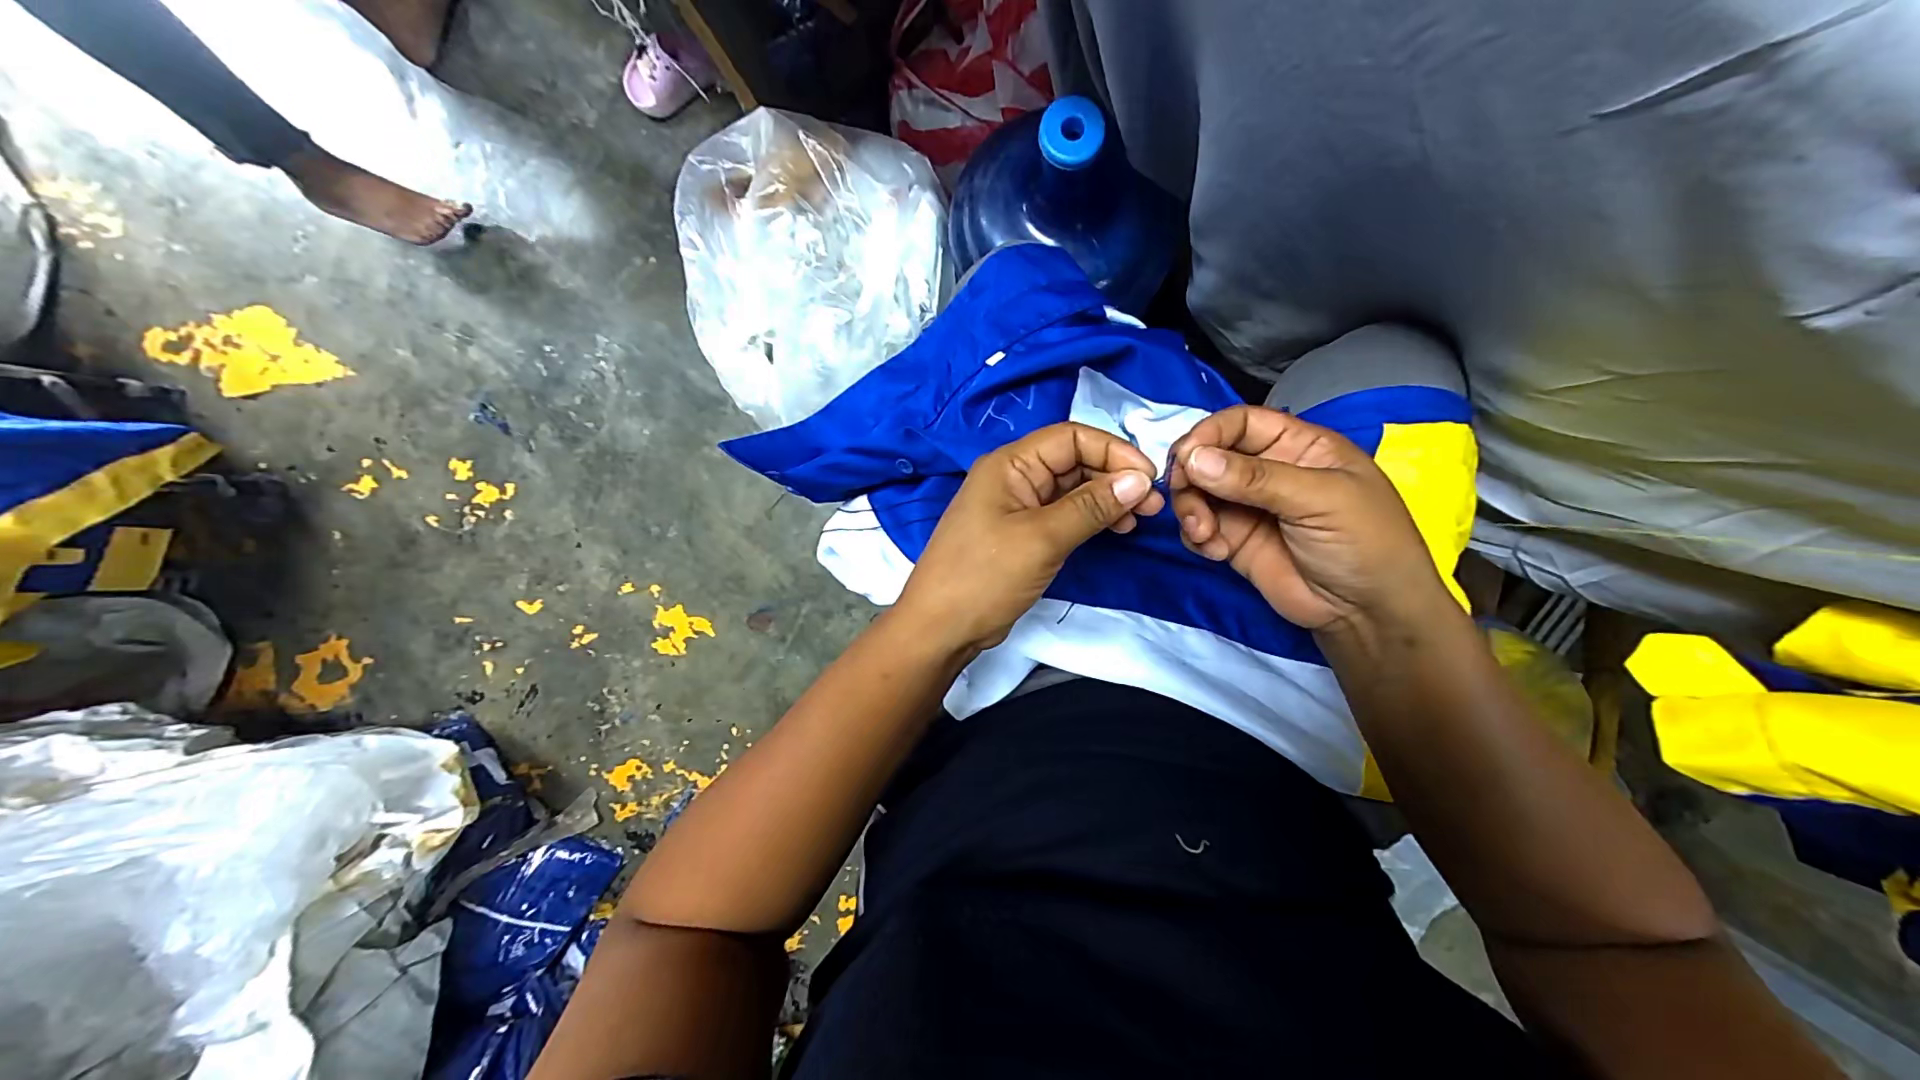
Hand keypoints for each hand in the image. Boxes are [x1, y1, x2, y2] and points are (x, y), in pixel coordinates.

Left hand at [895, 422, 1164, 653]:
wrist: (940, 628)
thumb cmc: (985, 576)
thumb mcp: (1042, 538)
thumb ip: (1091, 506)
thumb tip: (1139, 480)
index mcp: (1010, 464)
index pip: (1071, 437)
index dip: (1114, 452)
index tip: (1149, 478)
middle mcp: (1013, 477)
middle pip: (1074, 461)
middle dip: (1114, 477)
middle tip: (1152, 506)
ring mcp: (1017, 506)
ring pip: (1072, 489)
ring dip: (1106, 499)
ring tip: (1137, 521)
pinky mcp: (1022, 533)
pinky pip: (1063, 513)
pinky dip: (1090, 518)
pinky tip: (1114, 530)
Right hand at [1167, 405, 1450, 633]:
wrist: (1367, 614)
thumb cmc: (1365, 543)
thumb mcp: (1319, 499)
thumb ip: (1255, 478)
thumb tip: (1193, 458)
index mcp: (1299, 446)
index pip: (1243, 423)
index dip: (1210, 433)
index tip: (1185, 455)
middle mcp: (1268, 470)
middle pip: (1211, 455)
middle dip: (1191, 474)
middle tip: (1184, 495)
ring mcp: (1249, 507)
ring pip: (1198, 491)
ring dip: (1190, 508)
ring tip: (1203, 533)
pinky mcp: (1235, 540)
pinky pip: (1199, 527)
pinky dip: (1196, 536)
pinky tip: (1214, 550)